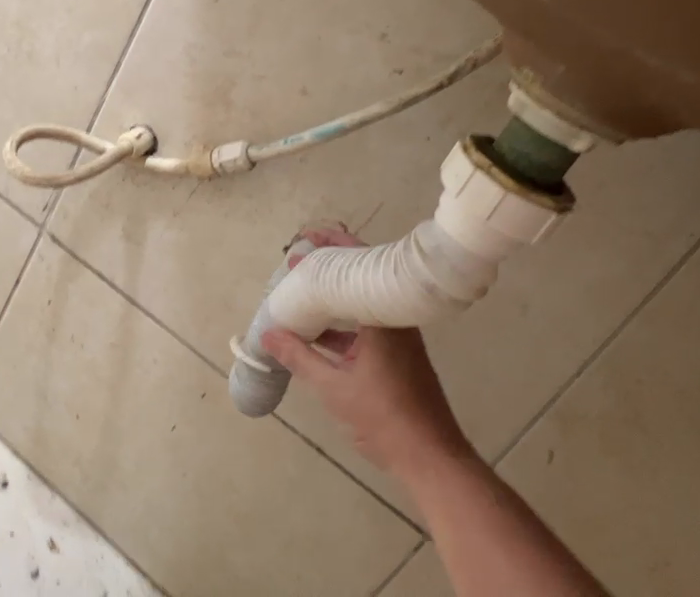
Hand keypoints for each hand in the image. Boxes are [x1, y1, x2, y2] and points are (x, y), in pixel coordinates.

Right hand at [263, 226, 473, 474]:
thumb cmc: (384, 418)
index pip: (356, 265)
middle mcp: (395, 317)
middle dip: (328, 268)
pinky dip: (342, 322)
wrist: (430, 458)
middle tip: (297, 261)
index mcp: (383, 317)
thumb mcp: (333, 388)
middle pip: (360, 279)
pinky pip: (366, 324)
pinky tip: (317, 331)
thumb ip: (299, 357)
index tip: (303, 242)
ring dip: (334, 297)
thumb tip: (269, 333)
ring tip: (301, 291)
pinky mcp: (398, 354)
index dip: (329, 249)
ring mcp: (399, 336)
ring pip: (362, 303)